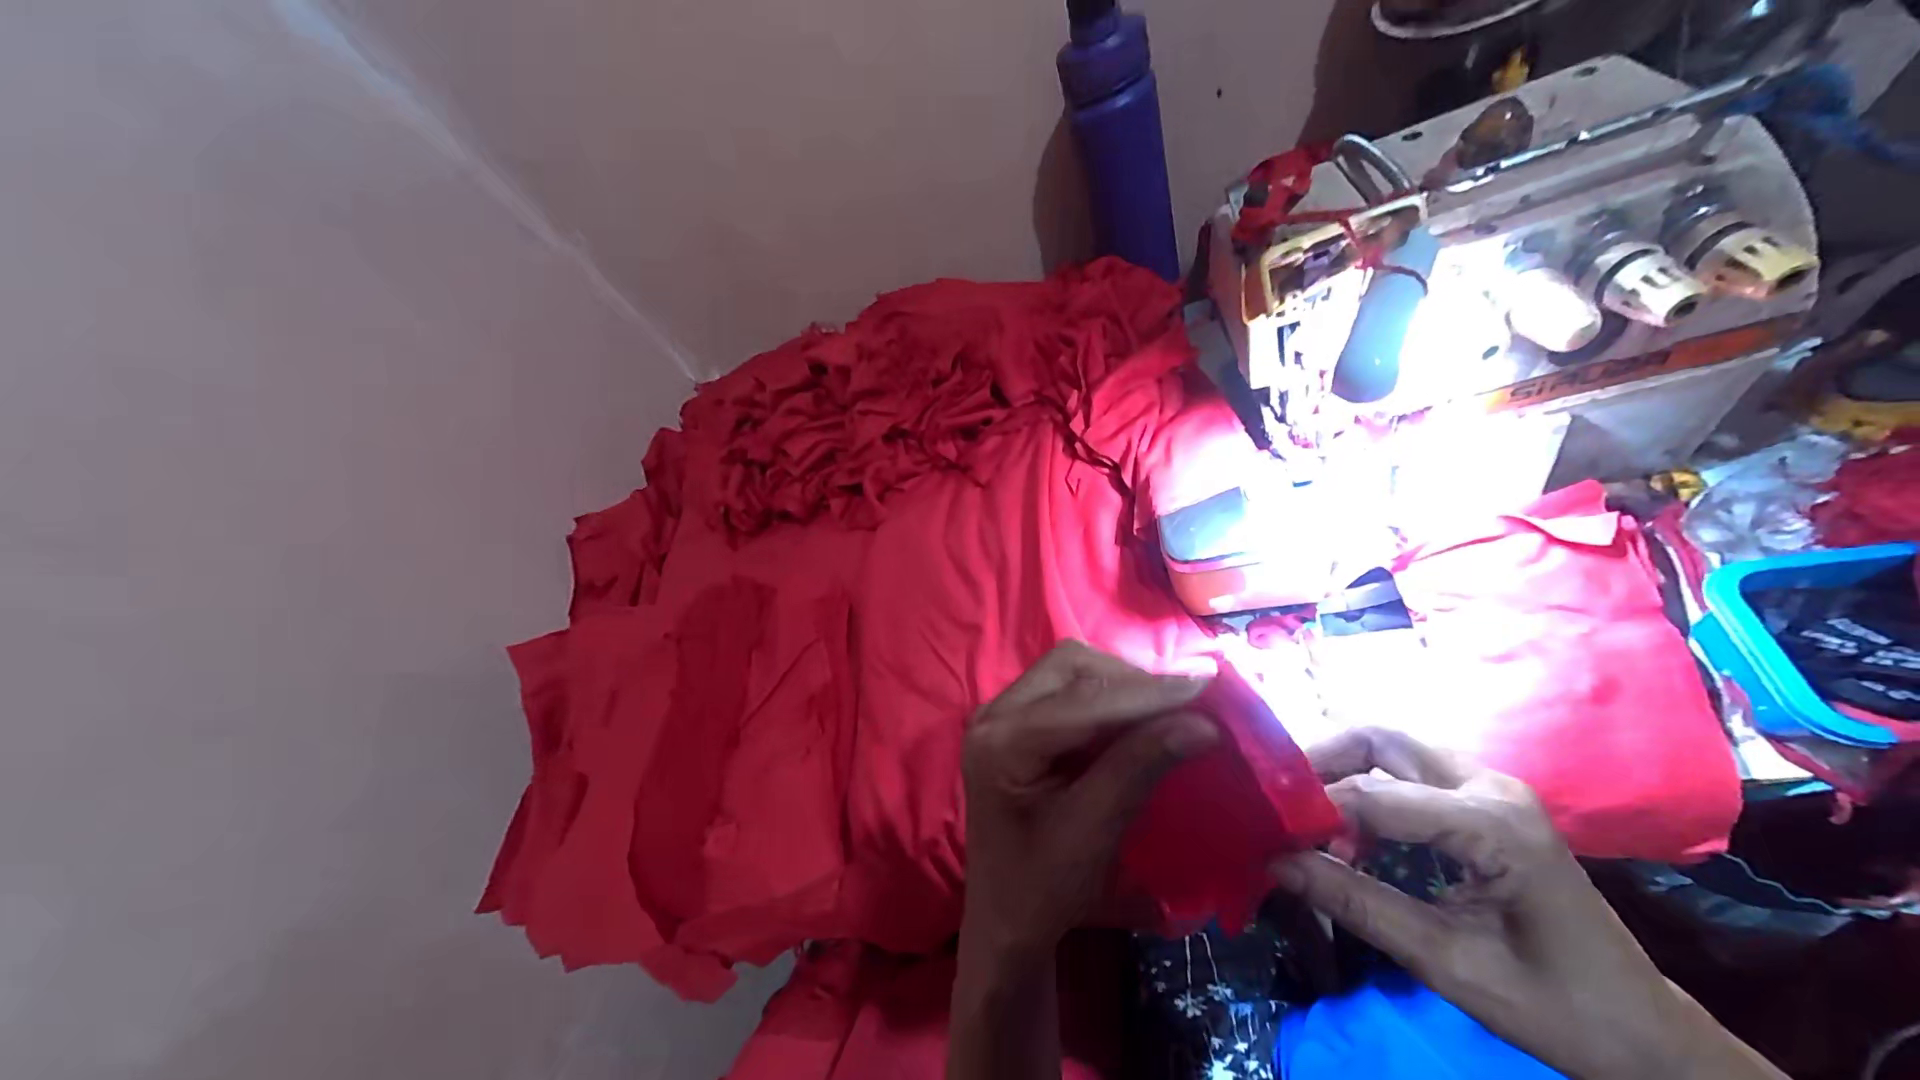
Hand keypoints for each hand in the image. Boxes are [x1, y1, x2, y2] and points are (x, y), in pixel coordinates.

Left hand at [959, 641, 1216, 960]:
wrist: (1004, 920)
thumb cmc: (1041, 887)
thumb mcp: (1093, 830)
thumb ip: (1140, 768)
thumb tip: (1203, 723)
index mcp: (1001, 741)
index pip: (1081, 699)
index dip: (1145, 691)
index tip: (1207, 686)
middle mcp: (994, 714)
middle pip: (1070, 667)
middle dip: (1130, 681)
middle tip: (1184, 703)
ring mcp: (1001, 715)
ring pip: (1070, 672)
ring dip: (1120, 686)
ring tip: (1167, 709)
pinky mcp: (1016, 724)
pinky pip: (1067, 691)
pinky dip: (1107, 699)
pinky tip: (1138, 717)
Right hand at [1272, 728, 1784, 1079]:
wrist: (1645, 1034)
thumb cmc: (1556, 1007)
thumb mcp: (1447, 962)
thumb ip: (1357, 903)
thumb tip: (1275, 863)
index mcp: (1494, 825)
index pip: (1374, 795)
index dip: (1313, 811)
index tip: (1269, 835)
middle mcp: (1490, 786)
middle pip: (1378, 740)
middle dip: (1319, 762)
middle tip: (1280, 805)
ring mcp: (1491, 787)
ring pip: (1390, 746)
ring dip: (1341, 770)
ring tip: (1309, 818)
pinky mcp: (1486, 799)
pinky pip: (1407, 769)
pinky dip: (1366, 785)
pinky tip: (1351, 829)